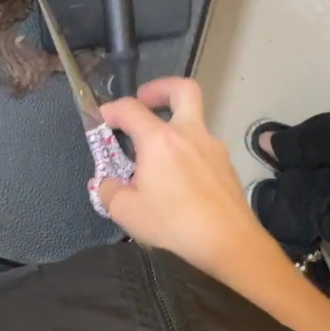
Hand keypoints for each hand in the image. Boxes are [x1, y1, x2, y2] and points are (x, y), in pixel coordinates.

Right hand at [96, 77, 278, 279]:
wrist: (228, 241)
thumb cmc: (173, 223)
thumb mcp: (126, 212)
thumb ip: (108, 191)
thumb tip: (106, 183)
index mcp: (160, 139)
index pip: (130, 108)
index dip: (111, 109)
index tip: (101, 120)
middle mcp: (189, 134)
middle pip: (183, 90)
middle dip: (160, 89)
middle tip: (145, 101)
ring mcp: (213, 147)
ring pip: (193, 123)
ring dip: (173, 129)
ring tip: (156, 158)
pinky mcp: (226, 166)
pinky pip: (202, 148)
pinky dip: (186, 153)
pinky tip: (177, 181)